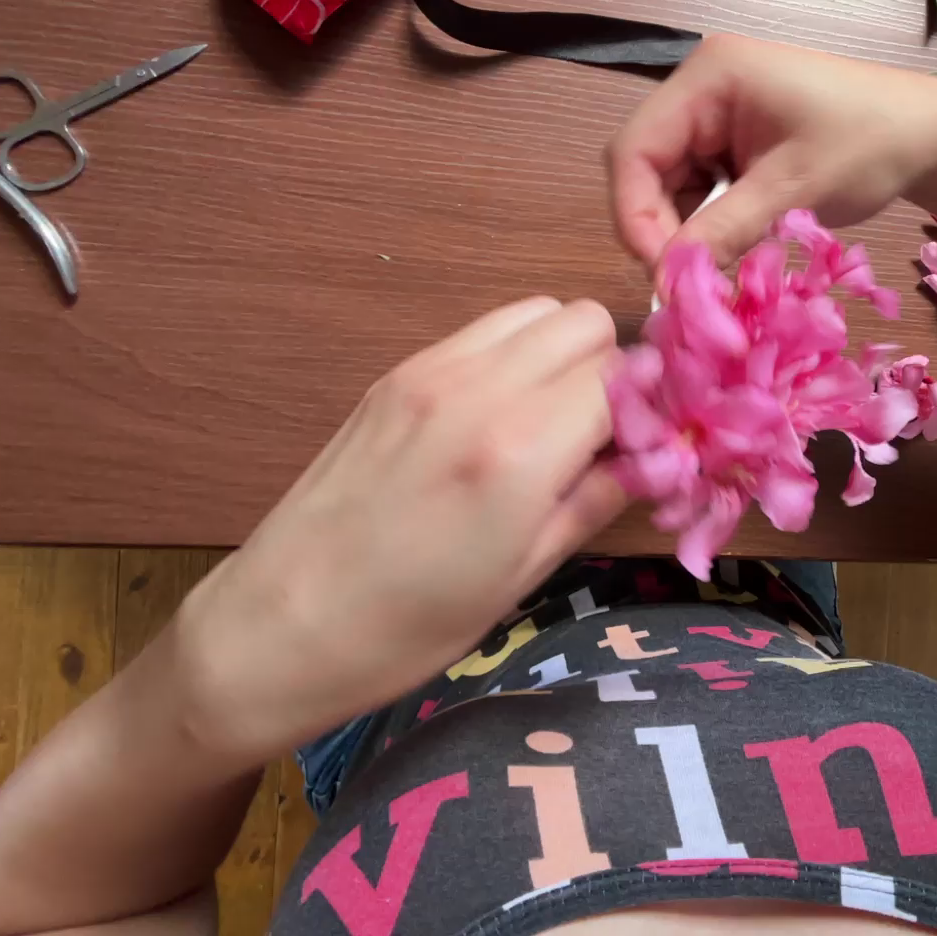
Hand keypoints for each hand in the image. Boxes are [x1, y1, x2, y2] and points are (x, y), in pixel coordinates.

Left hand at [172, 297, 626, 763]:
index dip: (651, 405)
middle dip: (612, 366)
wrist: (281, 625)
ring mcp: (431, 370)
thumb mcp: (527, 572)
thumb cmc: (414, 624)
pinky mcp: (399, 371)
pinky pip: (486, 330)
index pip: (623, 375)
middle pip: (585, 321)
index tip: (651, 440)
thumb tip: (655, 454)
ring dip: (565, 351)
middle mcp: (479, 387)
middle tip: (605, 429)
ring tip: (555, 416)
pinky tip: (503, 412)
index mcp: (521, 448)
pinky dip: (517, 352)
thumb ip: (599, 494)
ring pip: (538, 310)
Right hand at [608, 33, 936, 267]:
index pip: (634, 149)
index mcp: (708, 77)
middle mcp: (702, 89)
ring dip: (682, 229)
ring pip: (667, 183)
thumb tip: (666, 284)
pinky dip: (705, 222)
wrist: (931, 137)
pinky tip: (729, 244)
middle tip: (684, 281)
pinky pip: (698, 188)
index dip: (634, 215)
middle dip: (657, 226)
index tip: (662, 273)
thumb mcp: (791, 191)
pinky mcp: (734, 141)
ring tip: (711, 268)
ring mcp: (717, 115)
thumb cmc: (869, 145)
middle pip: (644, 167)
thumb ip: (721, 232)